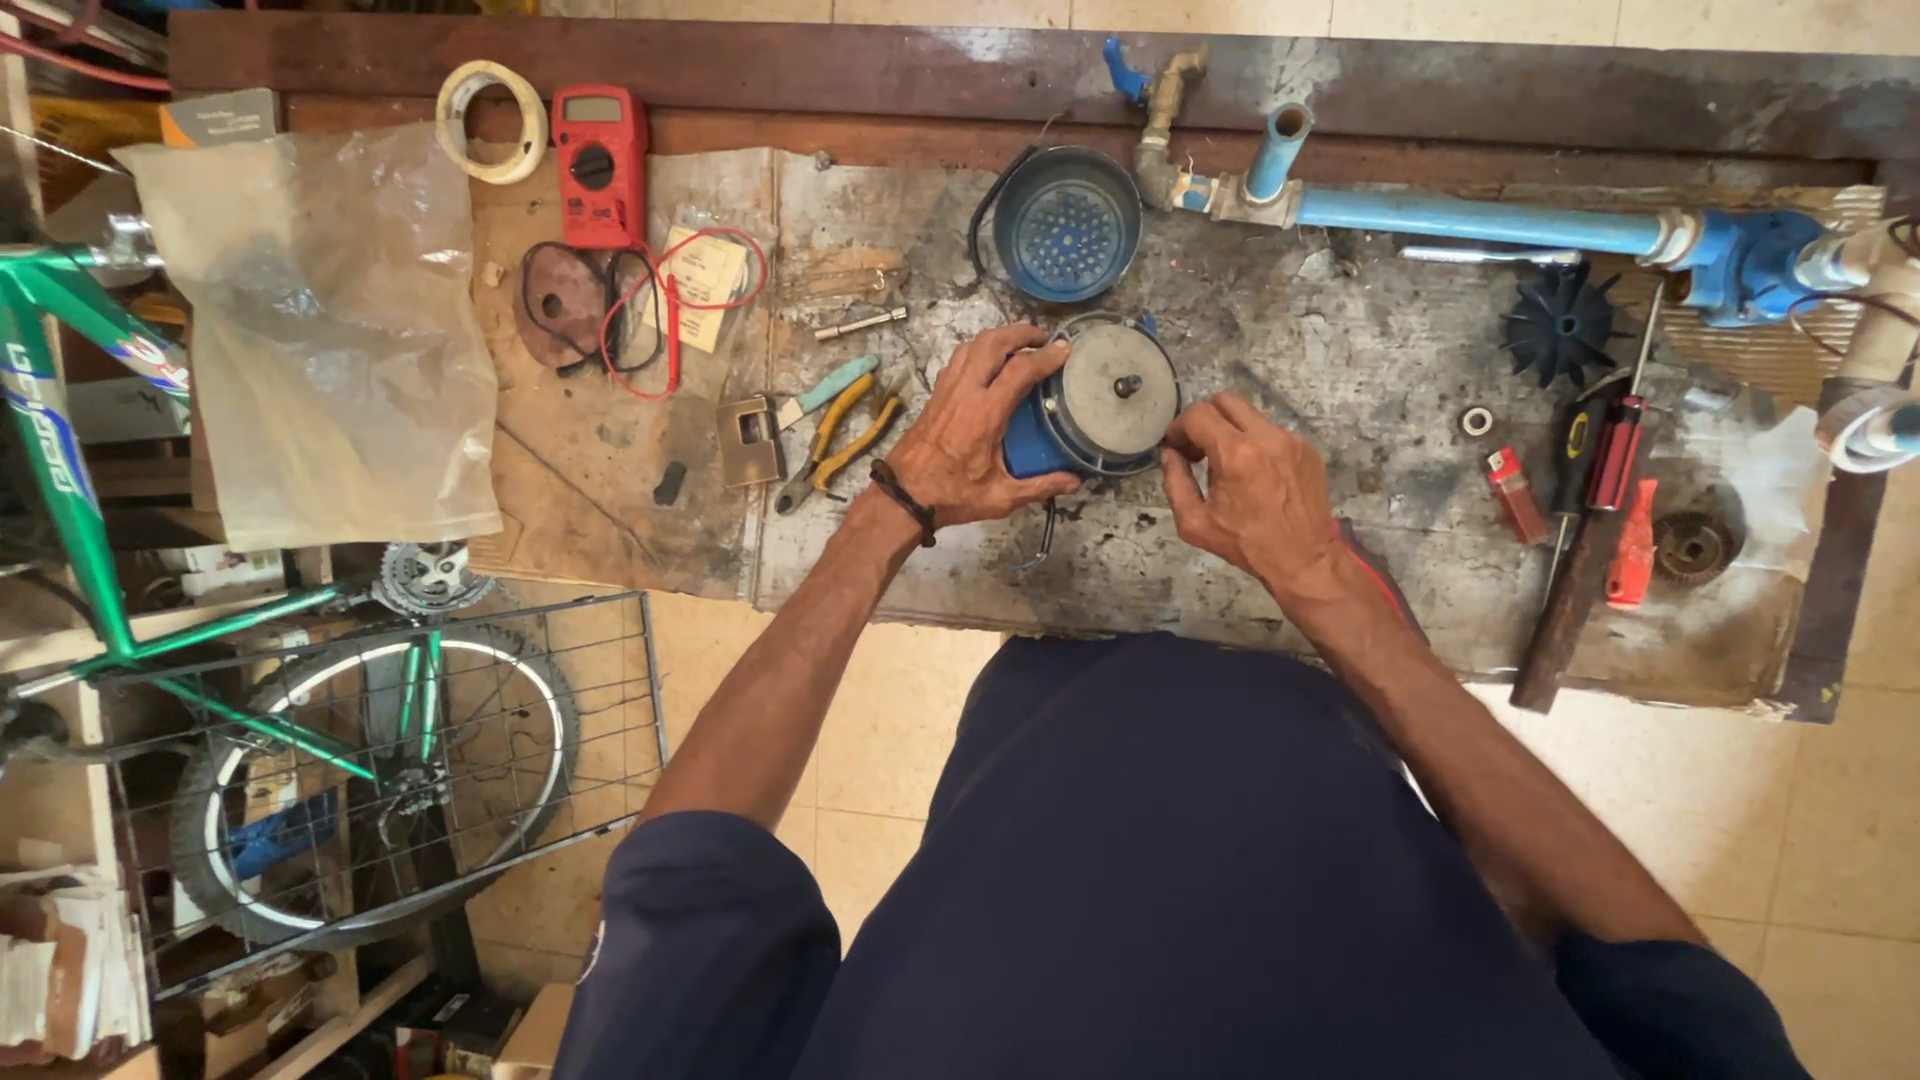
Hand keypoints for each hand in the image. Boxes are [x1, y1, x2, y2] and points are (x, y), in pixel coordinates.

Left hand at [884, 323, 1080, 526]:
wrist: (904, 496)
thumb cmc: (953, 495)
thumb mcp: (1001, 497)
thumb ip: (1040, 486)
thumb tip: (1075, 482)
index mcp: (985, 414)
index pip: (1019, 370)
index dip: (1045, 356)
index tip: (1064, 350)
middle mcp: (965, 392)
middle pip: (993, 343)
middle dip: (1020, 332)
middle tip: (1042, 337)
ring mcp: (946, 390)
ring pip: (972, 345)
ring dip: (997, 337)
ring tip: (1017, 343)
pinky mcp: (935, 394)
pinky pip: (958, 359)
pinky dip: (976, 350)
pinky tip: (987, 362)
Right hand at [1160, 392, 1344, 603]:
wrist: (1303, 559)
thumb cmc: (1245, 544)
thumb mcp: (1194, 522)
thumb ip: (1174, 482)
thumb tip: (1169, 454)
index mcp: (1236, 455)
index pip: (1198, 414)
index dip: (1179, 427)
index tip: (1177, 448)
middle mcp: (1266, 438)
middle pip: (1225, 400)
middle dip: (1205, 419)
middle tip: (1199, 448)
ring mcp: (1291, 440)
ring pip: (1250, 414)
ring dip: (1231, 431)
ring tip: (1228, 465)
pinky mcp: (1307, 448)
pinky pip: (1271, 432)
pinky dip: (1255, 444)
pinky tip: (1255, 474)